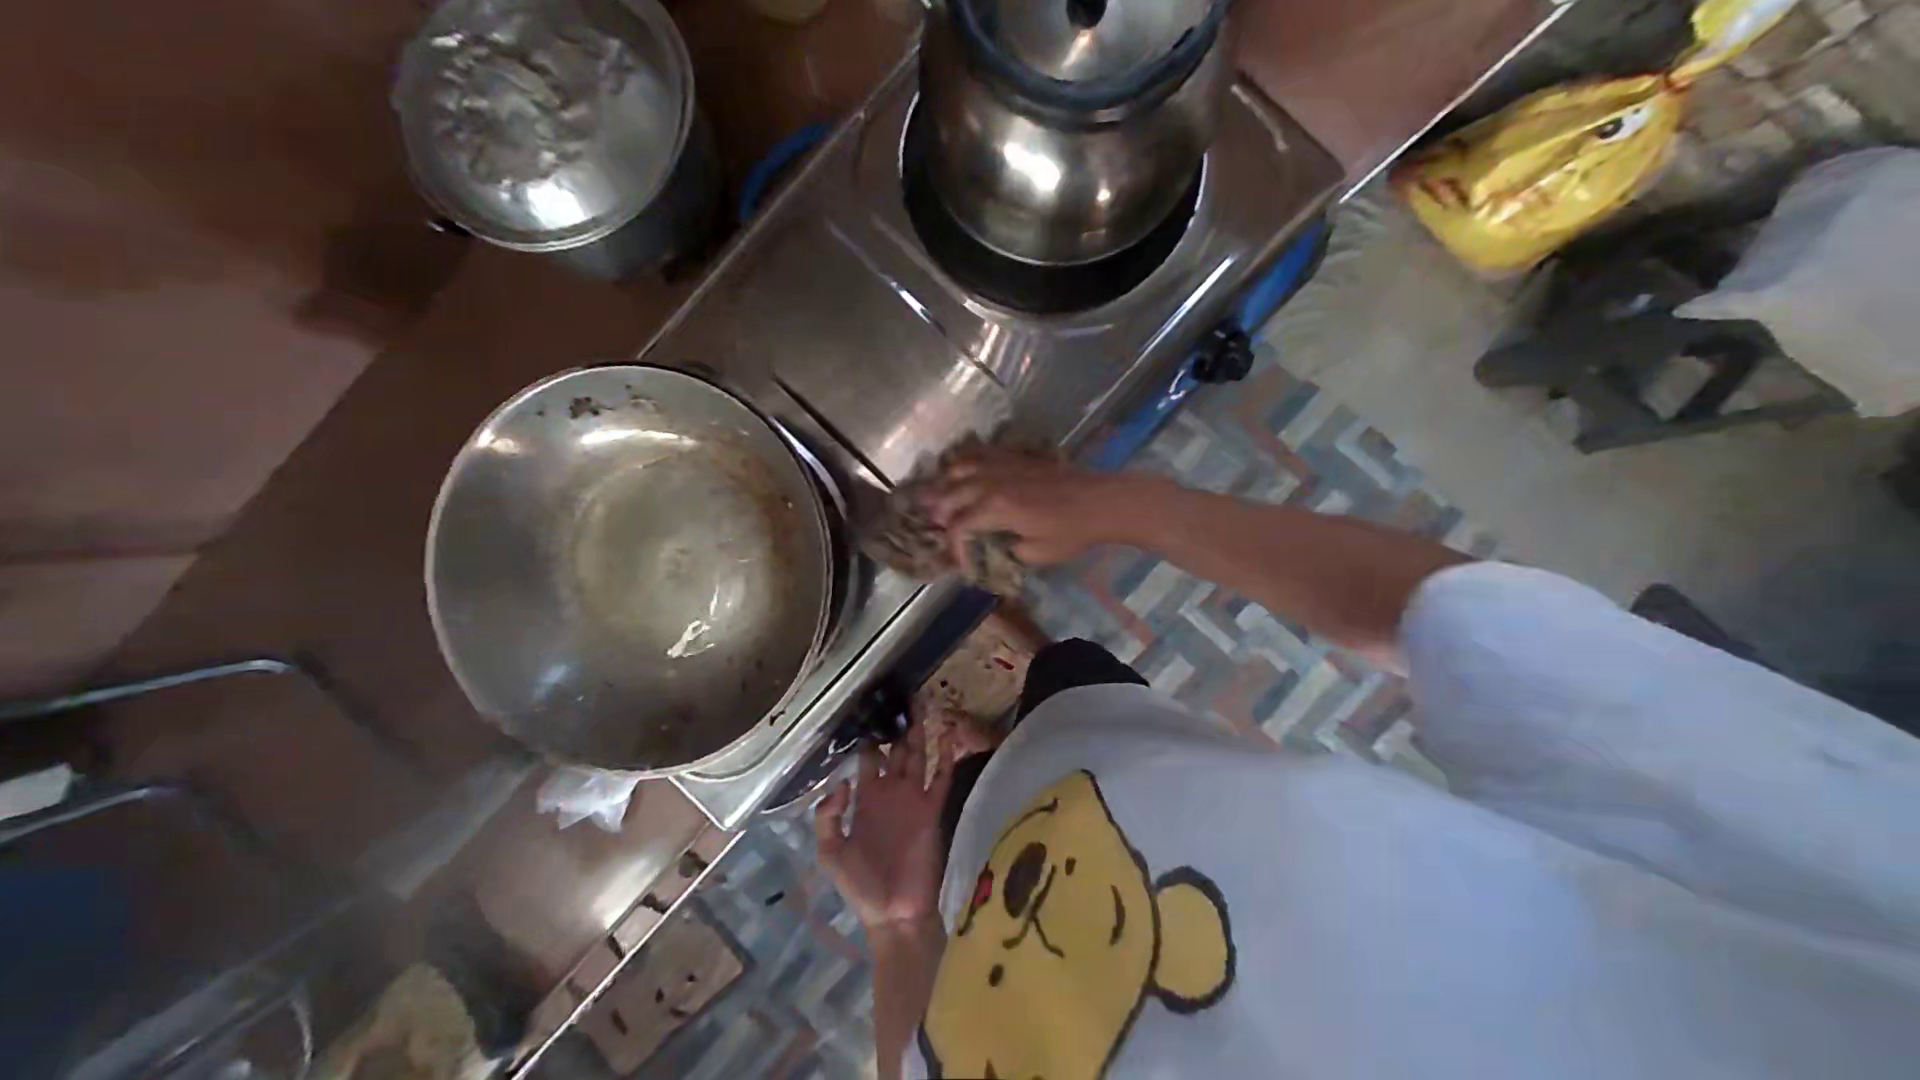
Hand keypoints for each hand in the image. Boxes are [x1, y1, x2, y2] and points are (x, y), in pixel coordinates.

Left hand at [814, 722, 955, 930]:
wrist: (893, 914)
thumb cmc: (860, 885)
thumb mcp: (830, 851)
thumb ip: (828, 815)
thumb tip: (842, 781)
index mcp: (865, 800)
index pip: (868, 759)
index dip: (869, 738)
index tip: (870, 712)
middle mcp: (890, 793)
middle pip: (895, 751)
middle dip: (898, 726)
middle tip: (901, 698)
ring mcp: (912, 800)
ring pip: (917, 757)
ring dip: (920, 732)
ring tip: (922, 704)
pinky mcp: (931, 810)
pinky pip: (940, 778)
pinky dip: (945, 756)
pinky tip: (946, 735)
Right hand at [922, 449, 1149, 566]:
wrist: (1102, 500)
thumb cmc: (1072, 531)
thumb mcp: (1037, 553)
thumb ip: (1008, 550)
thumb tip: (996, 546)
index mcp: (995, 509)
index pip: (959, 527)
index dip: (954, 547)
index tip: (961, 562)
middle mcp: (992, 483)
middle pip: (951, 494)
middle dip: (937, 511)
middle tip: (931, 523)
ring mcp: (1003, 466)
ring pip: (960, 469)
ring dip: (944, 483)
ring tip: (935, 495)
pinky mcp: (1015, 458)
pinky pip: (981, 455)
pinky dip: (964, 463)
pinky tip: (960, 470)